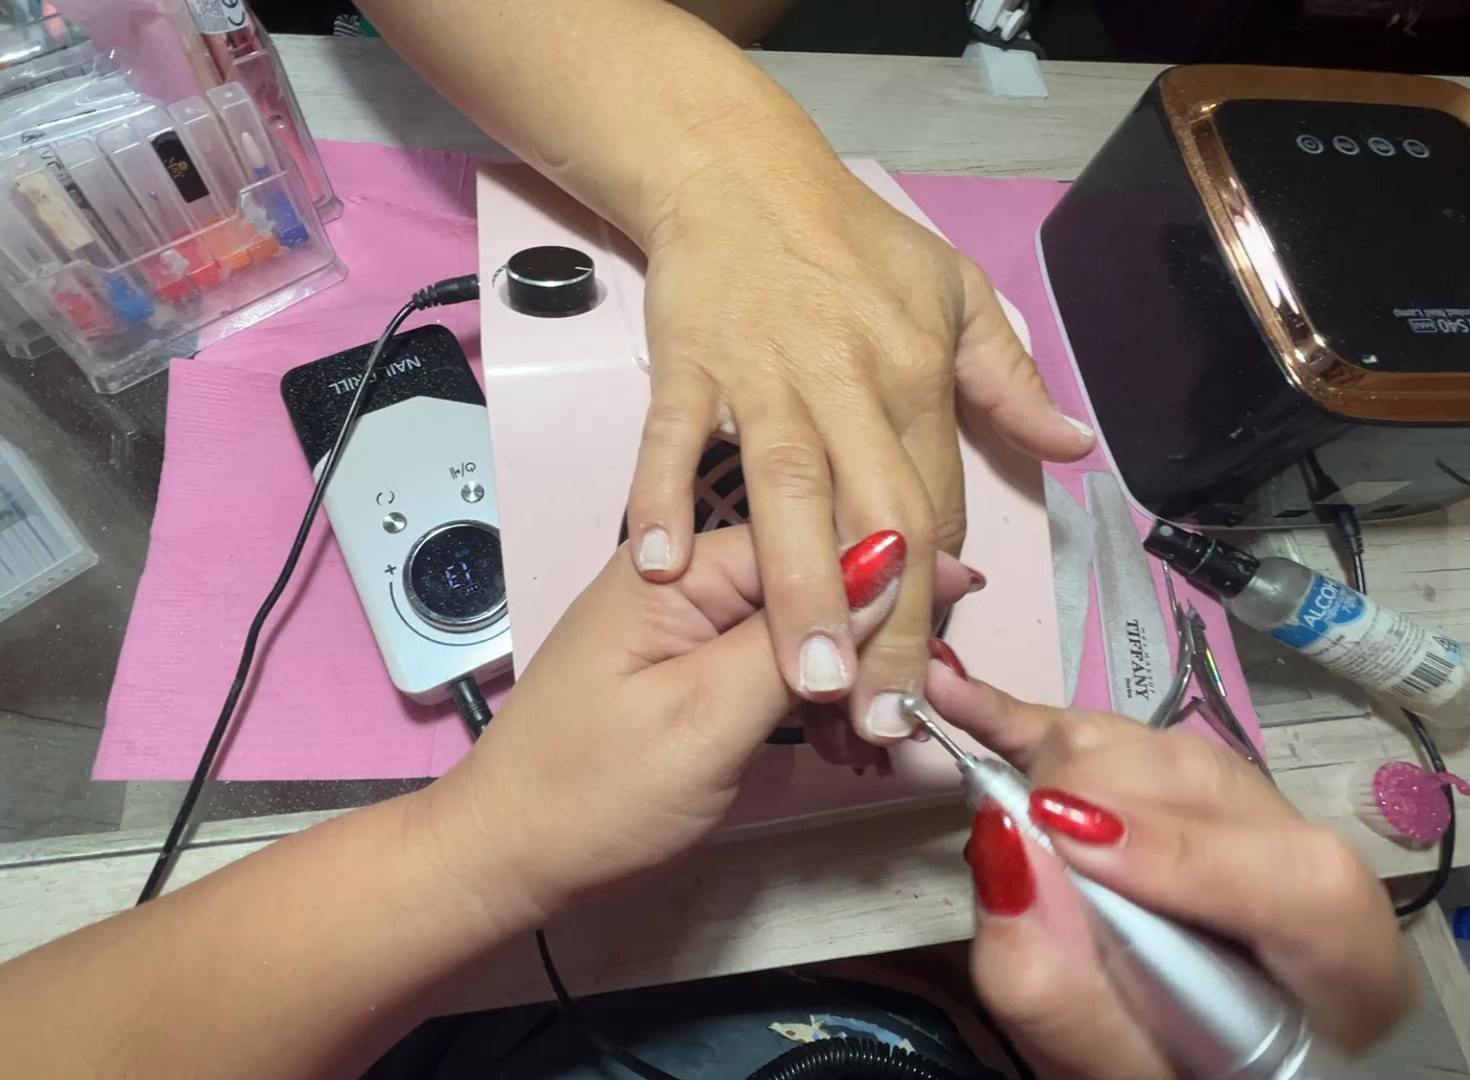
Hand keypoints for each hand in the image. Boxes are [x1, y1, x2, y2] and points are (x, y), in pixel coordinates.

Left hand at [423, 526, 973, 922]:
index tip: (958, 607)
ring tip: (878, 741)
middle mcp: (683, 578)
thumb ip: (793, 643)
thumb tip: (884, 572)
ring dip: (844, 680)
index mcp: (676, 565)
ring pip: (796, 631)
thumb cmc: (597, 790)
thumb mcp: (705, 715)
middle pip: (805, 584)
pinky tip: (839, 746)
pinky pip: (768, 666)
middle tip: (923, 698)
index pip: (804, 540)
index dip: (883, 574)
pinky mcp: (691, 668)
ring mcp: (686, 626)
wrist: (511, 854)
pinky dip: (810, 703)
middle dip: (868, 640)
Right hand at [625, 159, 1091, 753]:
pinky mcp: (688, 368)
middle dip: (883, 625)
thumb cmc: (851, 242)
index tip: (925, 675)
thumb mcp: (953, 291)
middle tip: (880, 721)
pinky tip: (663, 564)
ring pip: (789, 492)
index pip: (937, 508)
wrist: (741, 179)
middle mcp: (846, 386)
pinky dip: (666, 497)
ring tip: (806, 682)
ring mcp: (762, 378)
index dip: (933, 598)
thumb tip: (1071, 446)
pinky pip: (676, 440)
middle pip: (876, 519)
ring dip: (799, 586)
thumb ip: (1009, 376)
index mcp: (914, 377)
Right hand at [923, 662, 1417, 1077]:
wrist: (1160, 1039)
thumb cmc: (1148, 1062)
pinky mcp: (1144, 766)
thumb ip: (1056, 986)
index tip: (1066, 841)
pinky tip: (951, 688)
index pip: (1297, 880)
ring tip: (1005, 808)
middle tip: (1018, 833)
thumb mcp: (1103, 1064)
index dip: (1179, 851)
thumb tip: (1006, 847)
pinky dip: (1005, 711)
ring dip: (1051, 767)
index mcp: (1336, 963)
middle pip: (1197, 781)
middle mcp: (1289, 852)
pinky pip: (1077, 725)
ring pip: (1138, 739)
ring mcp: (1221, 794)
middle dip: (1086, 797)